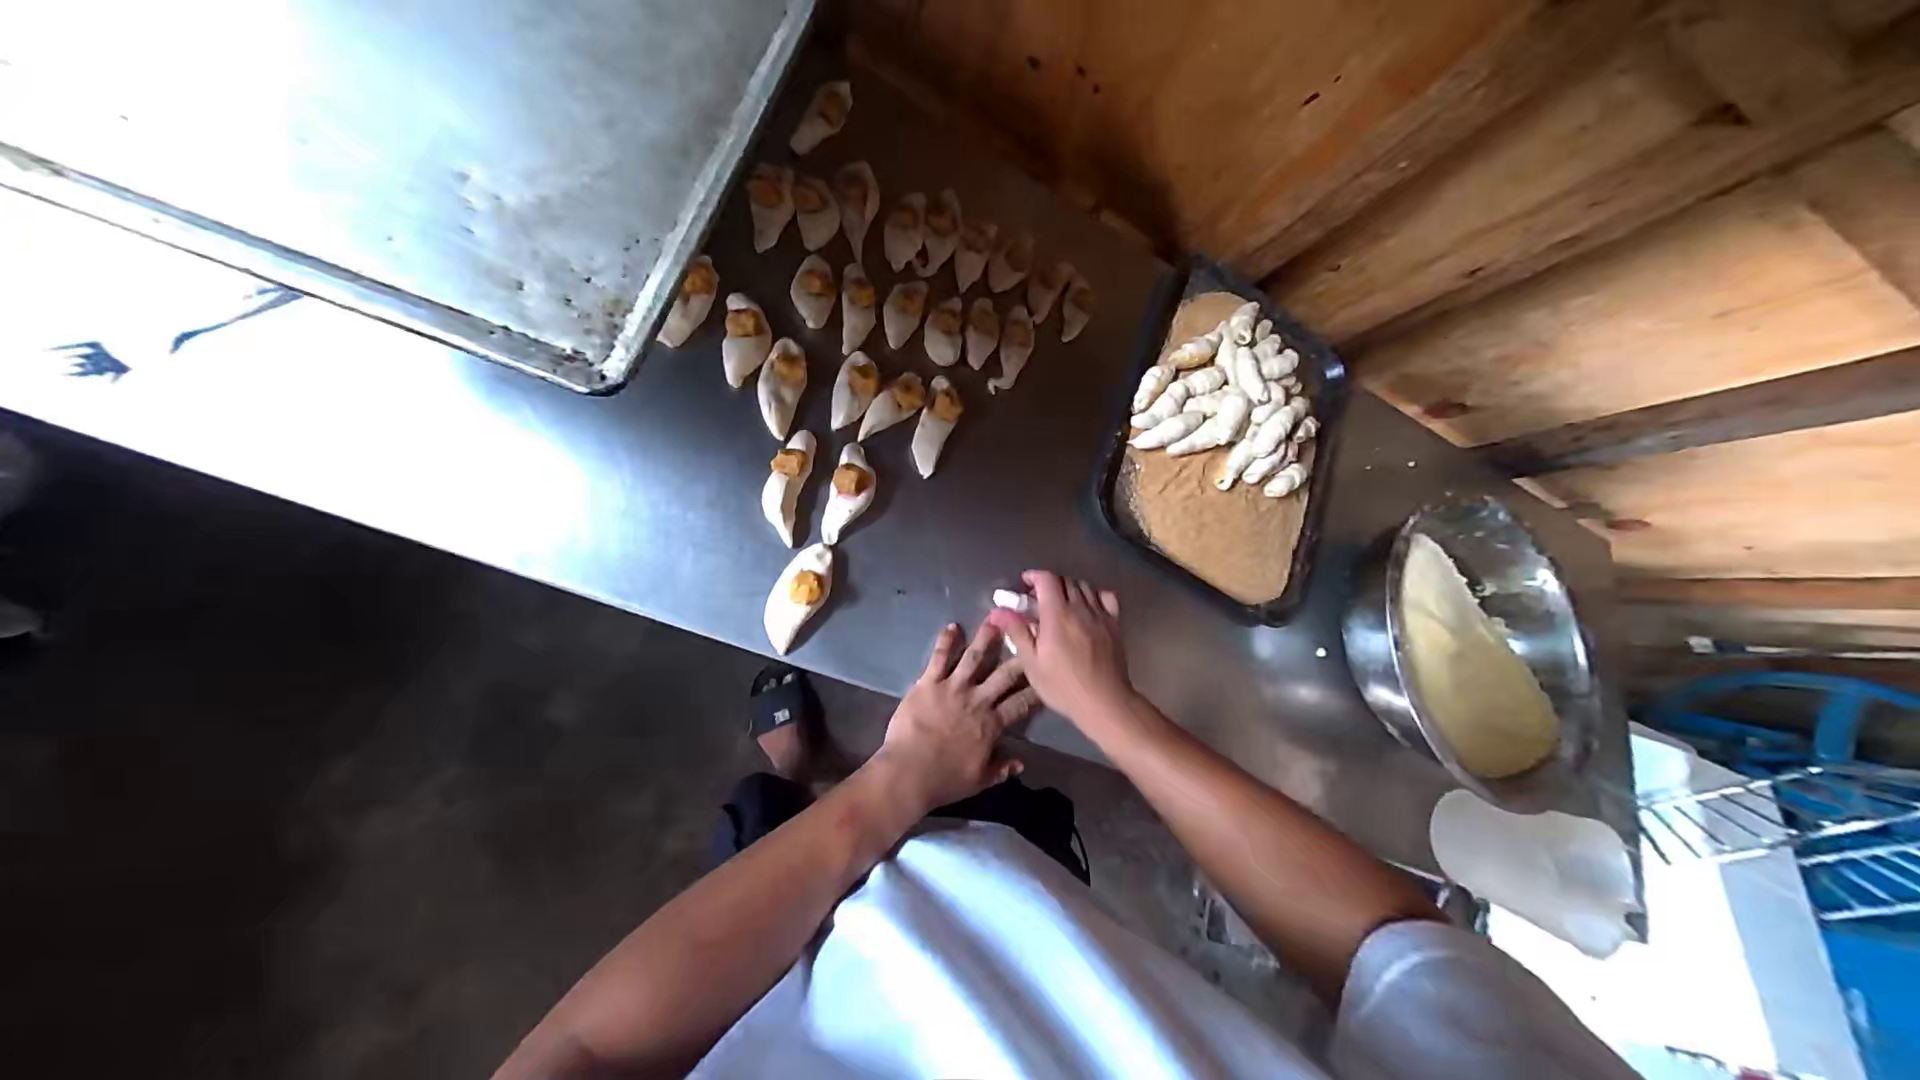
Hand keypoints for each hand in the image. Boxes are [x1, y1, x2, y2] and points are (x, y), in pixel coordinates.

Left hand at [869, 620, 1039, 815]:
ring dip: (985, 638)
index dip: (1035, 691)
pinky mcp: (928, 683)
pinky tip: (952, 627)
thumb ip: (1001, 769)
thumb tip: (1020, 763)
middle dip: (1018, 656)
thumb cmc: (944, 780)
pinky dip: (945, 641)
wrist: (908, 773)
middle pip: (1004, 674)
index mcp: (991, 724)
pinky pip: (939, 658)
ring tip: (994, 621)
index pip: (1021, 703)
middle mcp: (977, 700)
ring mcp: (952, 688)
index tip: (1045, 678)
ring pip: (973, 657)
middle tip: (1029, 638)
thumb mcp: (979, 780)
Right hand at [988, 571, 1135, 727]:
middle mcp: (1080, 608)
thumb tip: (997, 611)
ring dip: (1070, 589)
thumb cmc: (1063, 686)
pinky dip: (1094, 595)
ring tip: (1061, 605)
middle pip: (1065, 580)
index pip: (1047, 579)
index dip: (1034, 576)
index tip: (1025, 584)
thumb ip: (1017, 632)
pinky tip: (1088, 608)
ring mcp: (1100, 615)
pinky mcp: (1115, 624)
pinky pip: (1106, 597)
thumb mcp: (1032, 663)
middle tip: (1039, 600)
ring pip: (1085, 587)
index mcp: (1057, 615)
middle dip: (1050, 584)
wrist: (1104, 702)